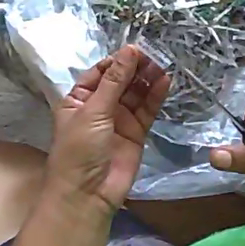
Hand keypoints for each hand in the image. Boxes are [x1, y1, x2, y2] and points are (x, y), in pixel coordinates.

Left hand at [46, 46, 170, 215]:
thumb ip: (115, 81)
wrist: (87, 196)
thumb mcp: (93, 111)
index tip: (136, 50)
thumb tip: (130, 50)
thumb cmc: (79, 150)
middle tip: (153, 56)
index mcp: (79, 99)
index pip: (100, 72)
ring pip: (135, 94)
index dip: (117, 61)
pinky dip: (155, 97)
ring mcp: (118, 120)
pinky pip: (147, 110)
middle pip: (120, 81)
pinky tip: (165, 82)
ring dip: (147, 80)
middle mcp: (99, 107)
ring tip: (162, 66)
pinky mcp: (136, 133)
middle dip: (135, 68)